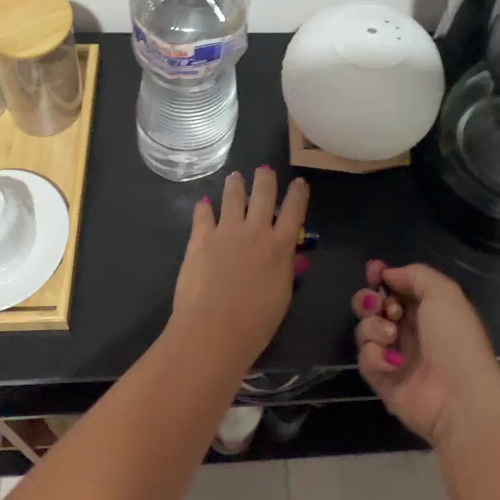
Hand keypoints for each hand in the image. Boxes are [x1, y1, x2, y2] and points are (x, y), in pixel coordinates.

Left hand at [168, 167, 309, 370]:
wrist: (213, 330)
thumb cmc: (255, 324)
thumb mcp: (282, 297)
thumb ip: (285, 270)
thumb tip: (289, 254)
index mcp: (280, 246)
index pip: (294, 211)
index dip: (298, 194)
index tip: (299, 182)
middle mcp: (255, 231)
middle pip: (263, 195)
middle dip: (265, 179)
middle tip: (264, 170)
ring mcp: (225, 231)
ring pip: (232, 198)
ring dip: (235, 185)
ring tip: (235, 177)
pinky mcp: (200, 238)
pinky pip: (203, 216)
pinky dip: (203, 208)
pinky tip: (203, 203)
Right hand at [351, 260, 499, 446]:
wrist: (459, 397)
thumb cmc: (455, 339)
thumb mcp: (443, 293)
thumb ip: (414, 275)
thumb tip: (388, 275)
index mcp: (425, 307)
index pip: (394, 285)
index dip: (380, 277)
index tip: (373, 272)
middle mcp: (408, 329)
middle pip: (372, 305)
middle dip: (368, 299)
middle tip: (377, 304)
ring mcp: (394, 355)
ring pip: (365, 329)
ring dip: (373, 326)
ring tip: (391, 335)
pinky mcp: (382, 380)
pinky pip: (365, 359)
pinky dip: (375, 356)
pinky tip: (394, 363)